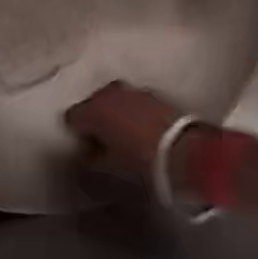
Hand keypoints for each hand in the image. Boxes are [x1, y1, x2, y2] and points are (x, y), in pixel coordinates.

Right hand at [64, 80, 186, 178]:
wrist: (186, 151)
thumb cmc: (139, 161)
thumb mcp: (108, 168)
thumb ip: (90, 159)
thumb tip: (86, 155)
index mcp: (92, 109)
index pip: (71, 117)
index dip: (76, 133)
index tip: (85, 147)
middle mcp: (109, 93)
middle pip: (93, 103)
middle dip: (96, 118)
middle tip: (103, 139)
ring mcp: (134, 91)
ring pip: (115, 99)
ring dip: (116, 112)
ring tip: (124, 133)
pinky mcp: (156, 95)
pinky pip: (135, 102)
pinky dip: (134, 112)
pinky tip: (142, 129)